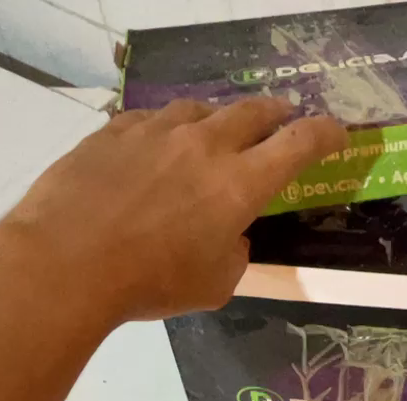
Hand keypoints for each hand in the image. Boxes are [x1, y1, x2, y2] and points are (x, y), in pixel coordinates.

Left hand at [0, 98, 344, 328]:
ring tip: (220, 132)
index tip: (338, 133)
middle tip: (285, 118)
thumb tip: (230, 235)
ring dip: (221, 119)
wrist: (68, 260)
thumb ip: (234, 254)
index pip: (297, 145)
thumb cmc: (153, 282)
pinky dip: (172, 130)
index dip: (325, 135)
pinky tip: (163, 147)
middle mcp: (204, 145)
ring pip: (202, 109)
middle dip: (278, 113)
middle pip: (253, 112)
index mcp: (239, 185)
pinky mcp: (116, 130)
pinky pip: (155, 120)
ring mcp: (157, 131)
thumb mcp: (215, 285)